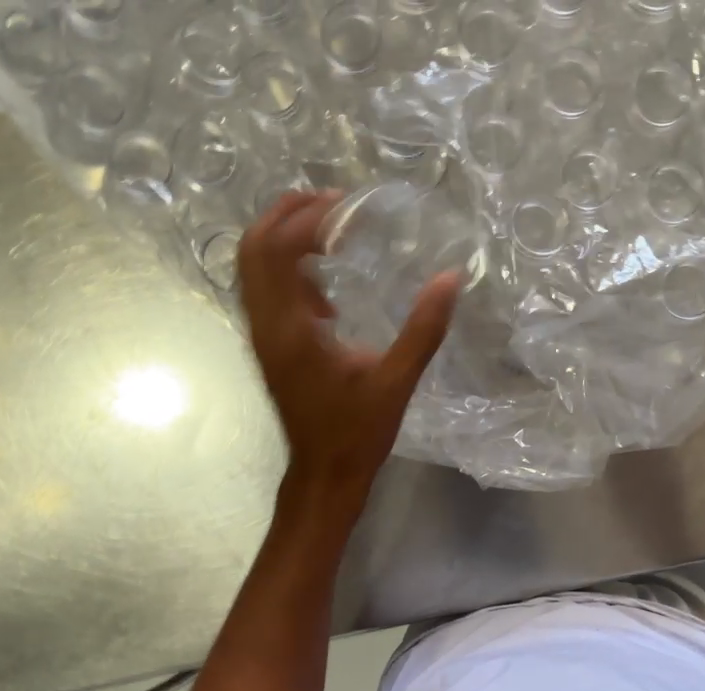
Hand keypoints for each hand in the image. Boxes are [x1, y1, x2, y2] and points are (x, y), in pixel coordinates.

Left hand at [238, 191, 458, 508]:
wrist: (323, 475)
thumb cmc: (357, 434)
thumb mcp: (396, 382)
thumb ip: (423, 330)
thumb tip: (451, 279)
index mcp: (290, 330)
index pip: (281, 250)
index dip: (308, 218)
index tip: (346, 205)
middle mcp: (266, 326)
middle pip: (253, 248)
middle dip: (286, 215)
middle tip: (329, 201)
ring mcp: (262, 338)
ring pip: (253, 269)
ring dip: (282, 239)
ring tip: (327, 230)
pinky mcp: (268, 349)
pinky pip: (264, 292)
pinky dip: (286, 271)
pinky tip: (326, 287)